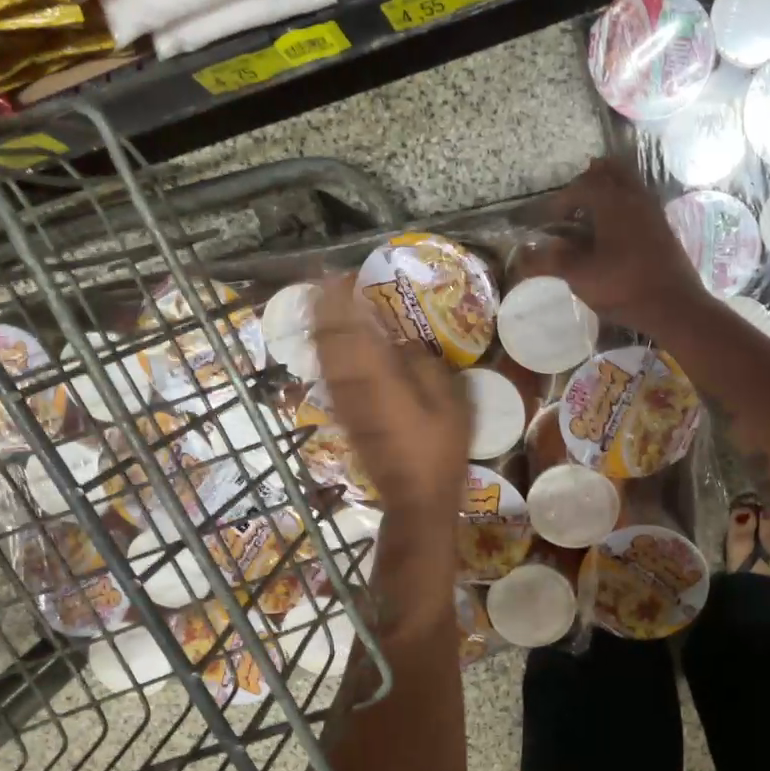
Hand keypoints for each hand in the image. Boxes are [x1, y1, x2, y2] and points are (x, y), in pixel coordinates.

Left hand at [310, 277, 470, 518]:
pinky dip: (327, 350)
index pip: (347, 324)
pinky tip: (339, 345)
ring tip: (329, 304)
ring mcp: (342, 402)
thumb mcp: (449, 401)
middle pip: (324, 335)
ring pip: (320, 354)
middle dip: (322, 305)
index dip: (340, 296)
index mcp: (375, 375)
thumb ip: (424, 364)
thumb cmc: (438, 449)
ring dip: (322, 326)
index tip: (346, 274)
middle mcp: (349, 384)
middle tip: (331, 282)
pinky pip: (328, 373)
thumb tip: (406, 341)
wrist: (415, 497)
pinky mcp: (343, 415)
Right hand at [531, 158, 710, 337]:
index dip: (562, 200)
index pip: (581, 186)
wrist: (675, 306)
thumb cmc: (624, 288)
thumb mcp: (580, 277)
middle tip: (574, 202)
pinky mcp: (665, 228)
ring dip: (610, 190)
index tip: (552, 220)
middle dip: (589, 181)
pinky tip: (618, 231)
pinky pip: (642, 202)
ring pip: (630, 184)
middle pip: (611, 171)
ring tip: (594, 212)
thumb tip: (525, 255)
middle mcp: (635, 197)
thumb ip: (552, 261)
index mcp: (611, 202)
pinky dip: (626, 206)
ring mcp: (654, 211)